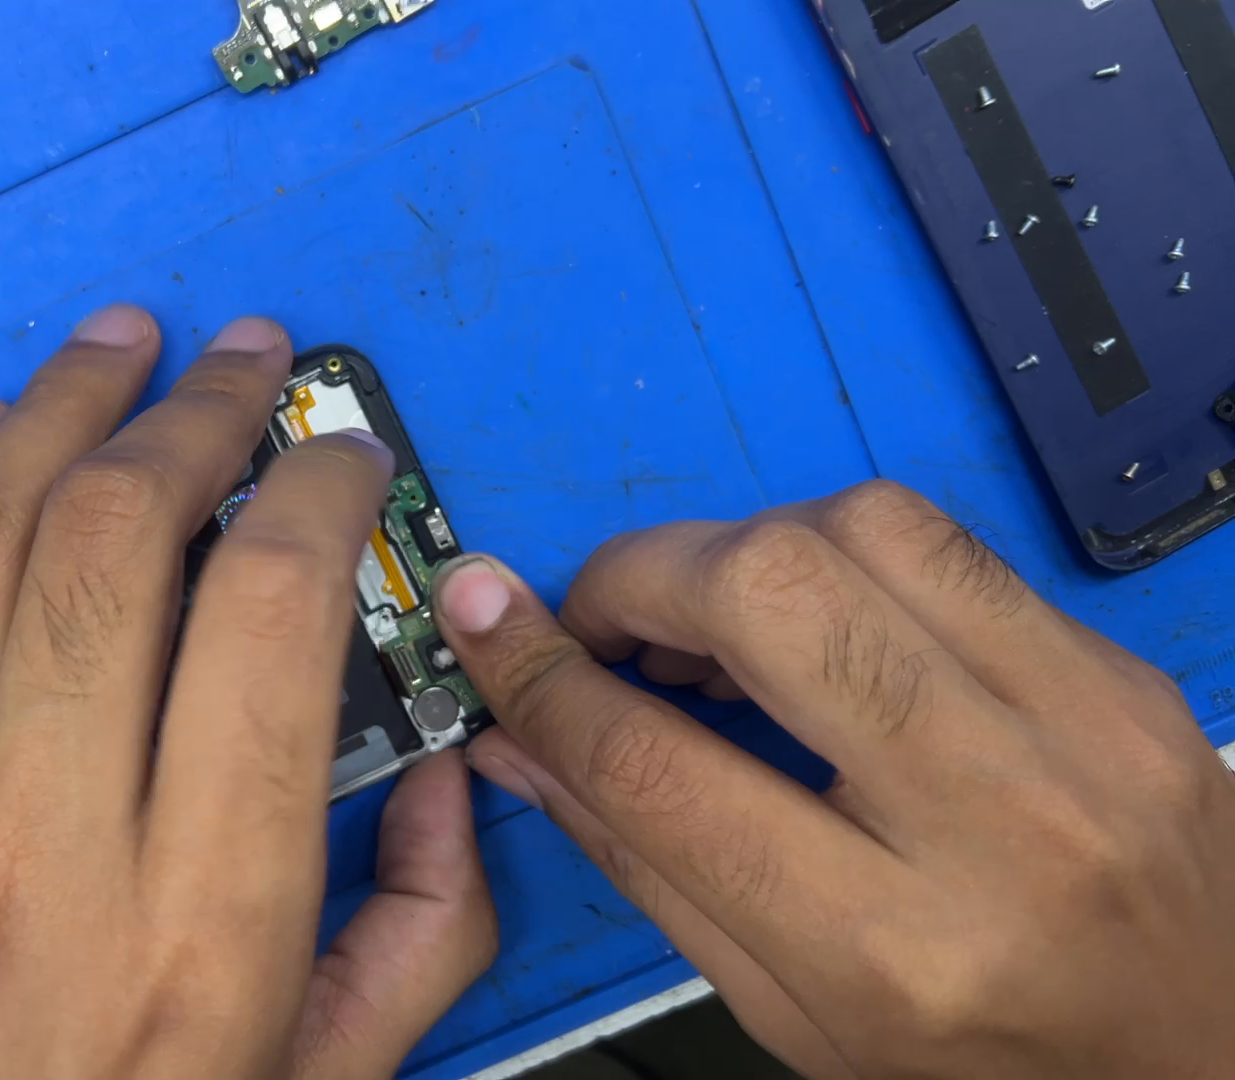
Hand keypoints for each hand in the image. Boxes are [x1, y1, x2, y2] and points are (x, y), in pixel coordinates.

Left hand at [0, 307, 494, 1078]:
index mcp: (201, 907)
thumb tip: (448, 766)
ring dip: (52, 412)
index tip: (344, 455)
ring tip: (116, 343)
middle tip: (240, 353)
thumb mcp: (329, 1070)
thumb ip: (426, 920)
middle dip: (192, 417)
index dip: (318, 494)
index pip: (269, 617)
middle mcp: (45, 835)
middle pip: (112, 544)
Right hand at [435, 481, 1234, 1078]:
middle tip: (606, 624)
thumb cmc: (955, 1060)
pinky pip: (924, 534)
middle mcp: (999, 821)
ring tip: (702, 626)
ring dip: (729, 554)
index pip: (652, 765)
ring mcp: (1086, 722)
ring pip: (849, 528)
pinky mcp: (1114, 667)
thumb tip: (506, 733)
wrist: (1223, 1076)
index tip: (477, 613)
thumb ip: (621, 845)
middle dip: (640, 582)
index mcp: (882, 946)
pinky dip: (814, 548)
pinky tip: (797, 622)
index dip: (539, 673)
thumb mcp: (764, 994)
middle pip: (768, 596)